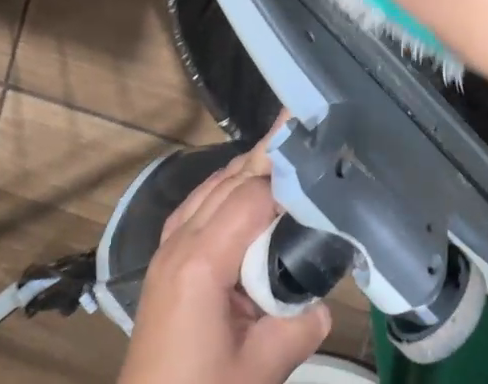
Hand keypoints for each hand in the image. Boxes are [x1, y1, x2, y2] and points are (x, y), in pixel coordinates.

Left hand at [118, 150, 330, 383]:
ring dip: (244, 171)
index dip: (285, 180)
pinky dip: (223, 191)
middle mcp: (178, 244)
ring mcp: (165, 250)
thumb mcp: (261, 368)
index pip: (249, 197)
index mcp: (201, 263)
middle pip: (227, 182)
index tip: (320, 164)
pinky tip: (244, 195)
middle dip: (266, 158)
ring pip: (208, 189)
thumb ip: (300, 326)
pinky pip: (195, 208)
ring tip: (282, 152)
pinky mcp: (164, 263)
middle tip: (303, 128)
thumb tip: (323, 301)